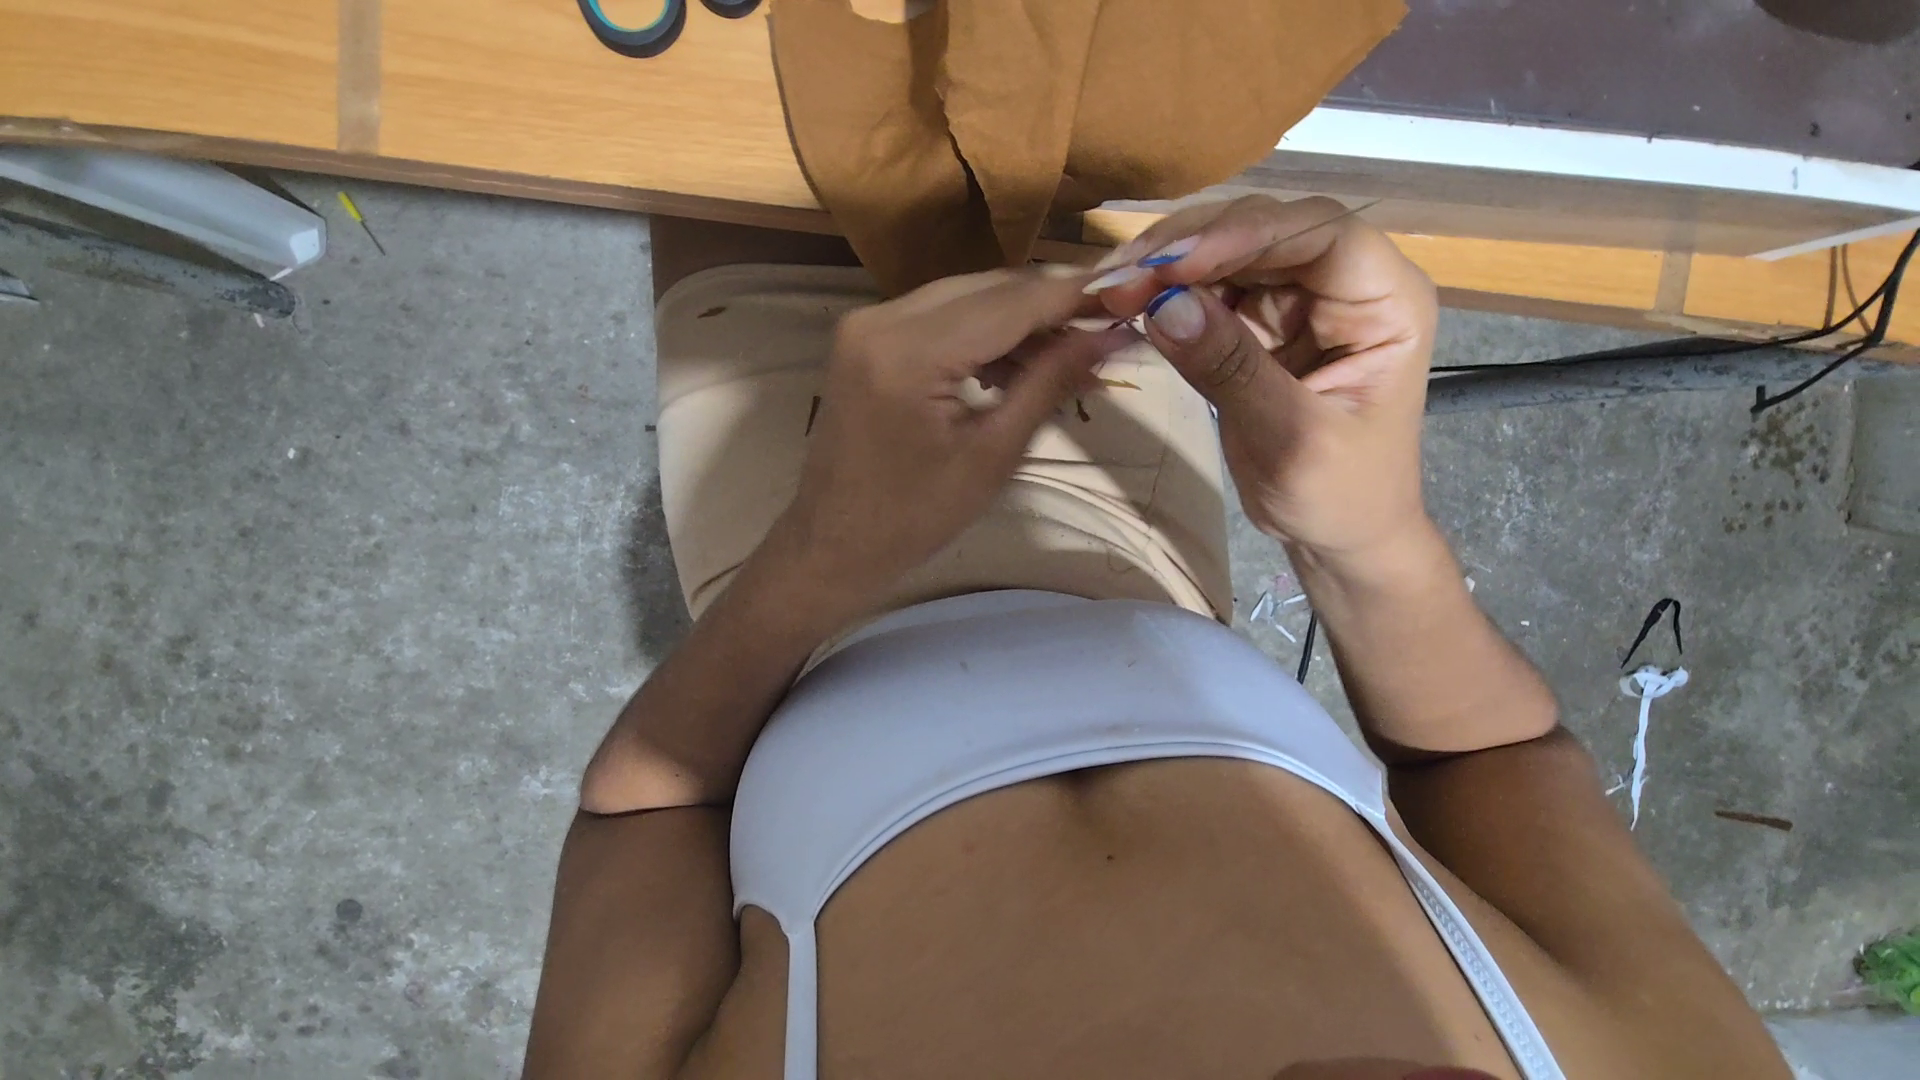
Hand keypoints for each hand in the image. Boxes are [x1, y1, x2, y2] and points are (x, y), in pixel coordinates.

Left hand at [775, 267, 1134, 604]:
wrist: (833, 545)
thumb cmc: (915, 518)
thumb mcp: (993, 454)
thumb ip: (1050, 383)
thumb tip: (1111, 335)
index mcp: (908, 353)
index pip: (1010, 302)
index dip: (1074, 296)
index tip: (1129, 294)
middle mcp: (880, 319)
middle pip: (987, 288)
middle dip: (1049, 307)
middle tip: (1103, 333)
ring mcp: (866, 323)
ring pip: (965, 296)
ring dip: (1017, 320)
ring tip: (1066, 359)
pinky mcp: (864, 337)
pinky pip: (938, 316)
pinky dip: (980, 332)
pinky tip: (1015, 364)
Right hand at [1090, 196, 1436, 561]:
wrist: (1338, 532)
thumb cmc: (1340, 493)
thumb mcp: (1290, 439)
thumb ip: (1230, 369)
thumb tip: (1163, 306)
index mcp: (1385, 301)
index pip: (1319, 235)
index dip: (1244, 234)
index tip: (1171, 264)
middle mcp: (1344, 283)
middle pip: (1265, 230)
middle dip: (1190, 247)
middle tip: (1120, 276)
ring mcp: (1298, 300)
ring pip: (1228, 253)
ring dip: (1167, 267)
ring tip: (1111, 289)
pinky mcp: (1259, 323)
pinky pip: (1208, 291)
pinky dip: (1166, 295)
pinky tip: (1128, 303)